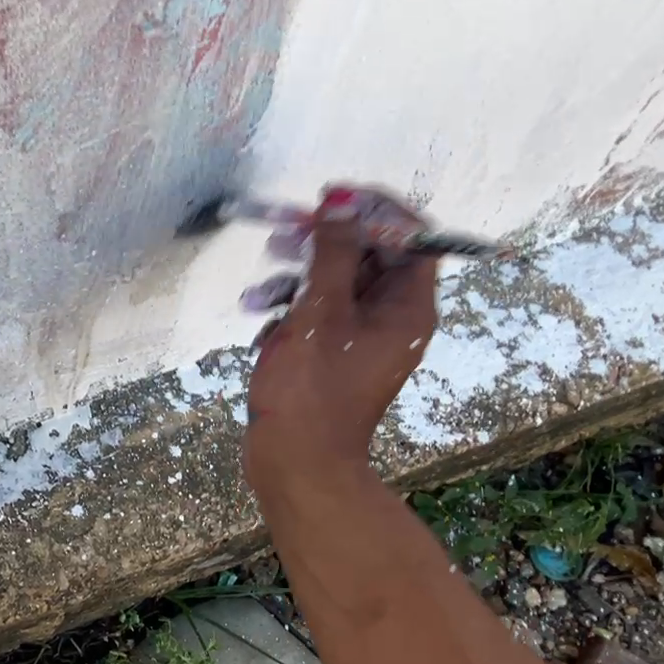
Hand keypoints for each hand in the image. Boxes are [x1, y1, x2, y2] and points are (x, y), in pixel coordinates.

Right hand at [243, 186, 438, 492]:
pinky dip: (287, 314)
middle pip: (364, 258)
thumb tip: (342, 202)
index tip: (327, 200)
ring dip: (292, 282)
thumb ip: (331, 254)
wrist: (296, 464)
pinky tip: (259, 326)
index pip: (409, 234)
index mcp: (406, 306)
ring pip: (331, 287)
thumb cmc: (310, 391)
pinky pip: (315, 318)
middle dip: (319, 245)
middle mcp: (391, 318)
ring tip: (255, 294)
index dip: (370, 210)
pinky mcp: (330, 357)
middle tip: (277, 236)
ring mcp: (359, 340)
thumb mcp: (318, 314)